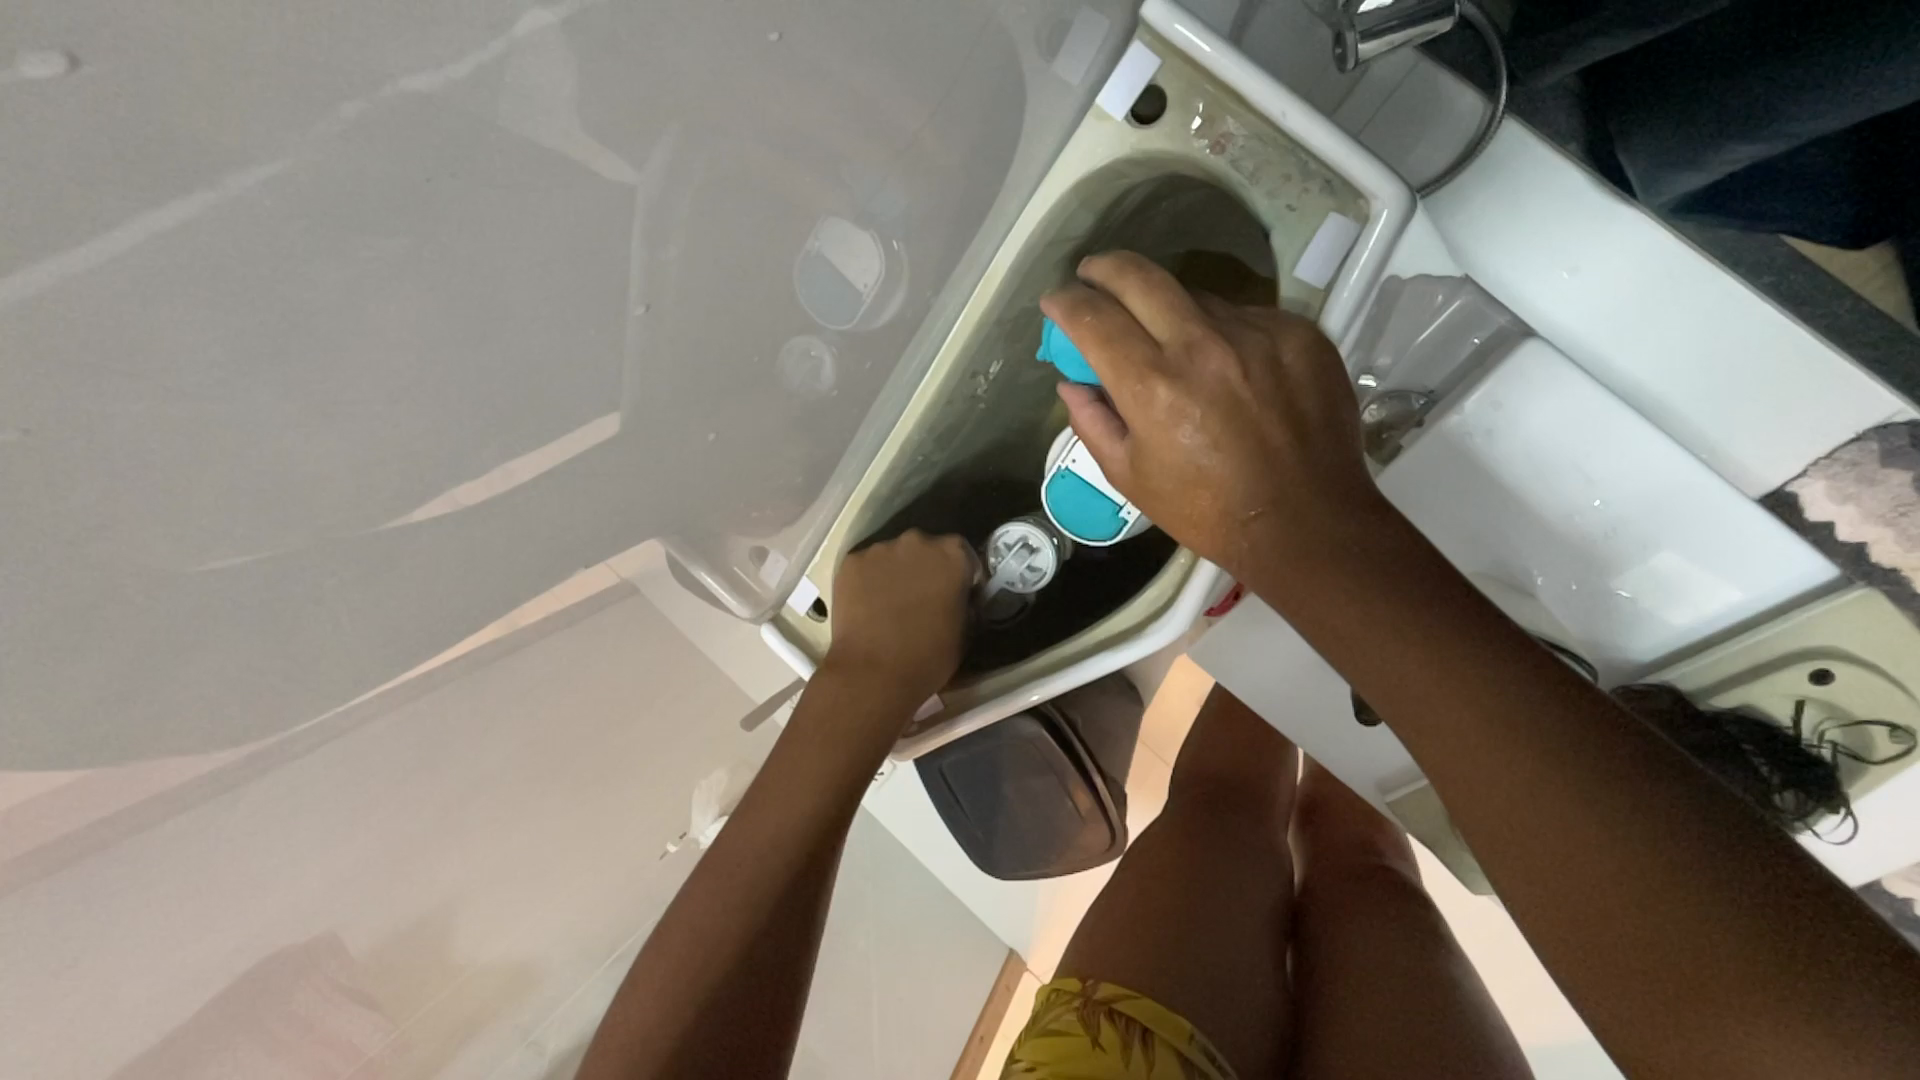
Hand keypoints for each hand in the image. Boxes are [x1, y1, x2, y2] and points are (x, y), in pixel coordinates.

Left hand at [823, 530, 976, 703]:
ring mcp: (880, 549)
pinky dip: (868, 581)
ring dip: (895, 573)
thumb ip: (964, 603)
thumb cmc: (929, 657)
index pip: (963, 554)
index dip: (960, 575)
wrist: (873, 673)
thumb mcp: (965, 631)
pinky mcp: (851, 562)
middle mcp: (918, 541)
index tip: (955, 595)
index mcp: (953, 554)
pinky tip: (867, 607)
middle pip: (925, 549)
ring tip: (890, 605)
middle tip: (921, 599)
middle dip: (925, 569)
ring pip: (892, 557)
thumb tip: (957, 598)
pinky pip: (865, 567)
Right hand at [1040, 251, 1386, 576]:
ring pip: (1195, 295)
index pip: (1094, 318)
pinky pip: (1243, 315)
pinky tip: (1226, 364)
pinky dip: (1221, 331)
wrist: (1307, 522)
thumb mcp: (1130, 477)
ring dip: (1167, 306)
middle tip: (1092, 274)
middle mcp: (1202, 345)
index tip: (1055, 301)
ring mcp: (1256, 333)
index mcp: (1153, 386)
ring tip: (1167, 338)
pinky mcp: (1297, 333)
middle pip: (1140, 276)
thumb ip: (1092, 421)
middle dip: (1104, 269)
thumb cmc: (1207, 511)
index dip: (1065, 303)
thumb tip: (1071, 382)